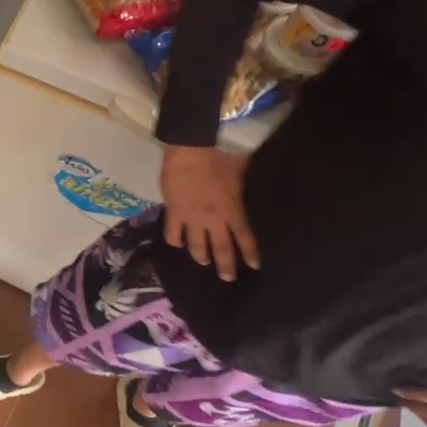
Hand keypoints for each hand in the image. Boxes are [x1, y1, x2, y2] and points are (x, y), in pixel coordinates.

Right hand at [161, 144, 257, 280]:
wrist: (192, 148)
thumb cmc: (222, 155)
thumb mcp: (242, 170)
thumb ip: (242, 185)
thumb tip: (245, 189)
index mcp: (233, 209)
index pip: (245, 237)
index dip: (250, 253)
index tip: (254, 266)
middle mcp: (213, 219)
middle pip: (221, 247)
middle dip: (225, 264)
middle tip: (228, 278)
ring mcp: (191, 217)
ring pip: (196, 243)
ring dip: (200, 255)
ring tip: (202, 262)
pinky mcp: (173, 211)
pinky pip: (173, 231)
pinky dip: (175, 239)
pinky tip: (176, 244)